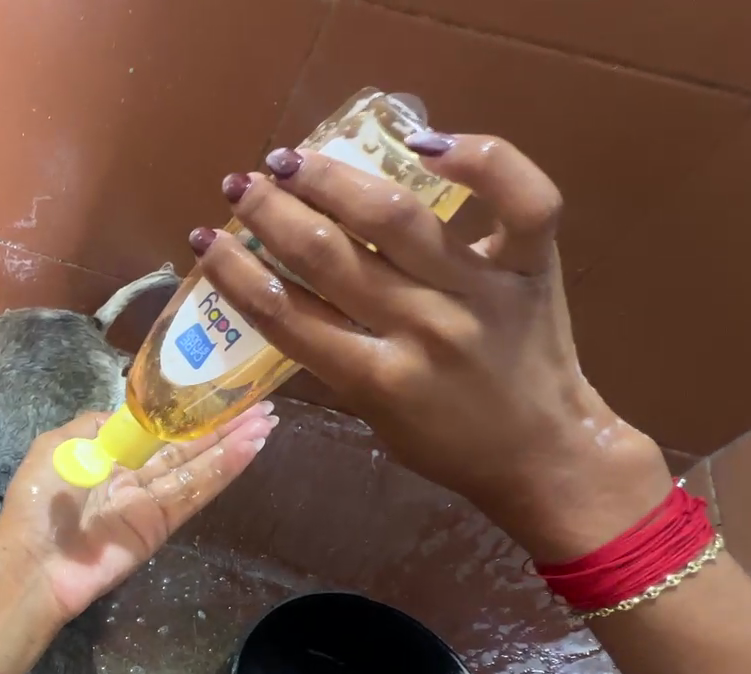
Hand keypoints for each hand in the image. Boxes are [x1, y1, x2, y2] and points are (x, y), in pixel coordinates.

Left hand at [0, 403, 276, 622]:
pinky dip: (222, 471)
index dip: (185, 410)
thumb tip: (129, 412)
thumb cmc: (39, 499)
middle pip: (182, 445)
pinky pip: (194, 494)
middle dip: (219, 425)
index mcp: (103, 451)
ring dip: (231, 444)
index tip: (218, 389)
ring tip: (268, 421)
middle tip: (262, 404)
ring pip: (196, 467)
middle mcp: (130, 473)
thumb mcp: (58, 445)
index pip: (153, 426)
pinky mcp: (160, 525)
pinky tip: (251, 448)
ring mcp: (147, 500)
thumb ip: (96, 425)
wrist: (34, 563)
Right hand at [196, 137, 671, 560]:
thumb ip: (330, 362)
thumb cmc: (443, 444)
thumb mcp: (369, 418)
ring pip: (398, 217)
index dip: (234, 271)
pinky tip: (425, 144)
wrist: (544, 452)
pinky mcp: (533, 264)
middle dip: (271, 214)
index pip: (283, 313)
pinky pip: (520, 199)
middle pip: (328, 256)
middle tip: (240, 185)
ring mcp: (481, 290)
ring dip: (333, 180)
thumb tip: (282, 299)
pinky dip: (480, 160)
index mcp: (373, 377)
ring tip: (293, 159)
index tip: (206, 239)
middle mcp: (421, 327)